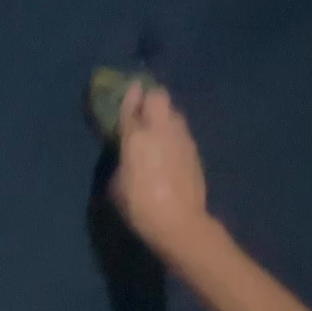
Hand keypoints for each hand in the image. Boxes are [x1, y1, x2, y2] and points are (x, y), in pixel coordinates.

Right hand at [111, 83, 209, 251]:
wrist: (179, 223)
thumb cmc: (139, 206)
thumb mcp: (116, 185)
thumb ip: (121, 161)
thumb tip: (127, 154)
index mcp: (135, 137)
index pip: (131, 106)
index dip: (129, 95)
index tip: (130, 87)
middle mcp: (160, 130)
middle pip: (159, 96)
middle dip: (151, 97)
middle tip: (143, 108)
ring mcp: (182, 139)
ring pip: (175, 112)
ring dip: (165, 115)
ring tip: (158, 128)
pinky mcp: (195, 151)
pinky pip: (183, 131)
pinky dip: (175, 133)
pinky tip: (170, 147)